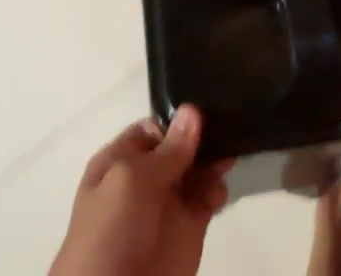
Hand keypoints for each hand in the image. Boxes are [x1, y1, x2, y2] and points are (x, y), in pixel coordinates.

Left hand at [50, 106, 231, 275]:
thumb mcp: (130, 182)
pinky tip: (220, 190)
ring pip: (198, 169)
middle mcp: (146, 178)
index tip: (208, 107)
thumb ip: (167, 150)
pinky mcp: (189, 228)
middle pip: (180, 146)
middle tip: (231, 124)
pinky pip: (208, 198)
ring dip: (214, 159)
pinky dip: (218, 189)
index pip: (154, 128)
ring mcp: (168, 203)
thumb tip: (192, 110)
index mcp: (120, 161)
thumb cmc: (110, 233)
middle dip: (203, 135)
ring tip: (230, 155)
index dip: (178, 118)